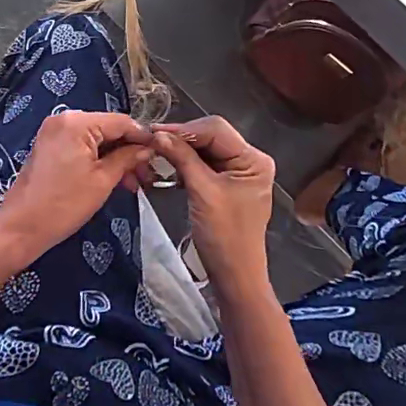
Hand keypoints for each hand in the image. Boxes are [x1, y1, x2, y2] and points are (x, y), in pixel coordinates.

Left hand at [0, 111, 154, 263]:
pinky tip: (115, 178)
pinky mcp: (51, 145)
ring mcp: (55, 131)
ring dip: (117, 157)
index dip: (144, 137)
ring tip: (134, 182)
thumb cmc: (63, 204)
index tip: (162, 153)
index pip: (122, 121)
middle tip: (148, 173)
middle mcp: (65, 118)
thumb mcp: (103, 180)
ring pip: (98, 138)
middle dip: (130, 150)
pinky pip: (83, 145)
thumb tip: (147, 149)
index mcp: (77, 122)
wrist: (20, 228)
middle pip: (110, 128)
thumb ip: (128, 158)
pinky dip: (99, 159)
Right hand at [152, 117, 275, 301]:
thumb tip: (158, 134)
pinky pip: (205, 165)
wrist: (234, 276)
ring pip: (206, 150)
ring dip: (182, 151)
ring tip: (156, 151)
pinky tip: (169, 166)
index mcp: (254, 159)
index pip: (216, 130)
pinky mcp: (228, 184)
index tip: (153, 132)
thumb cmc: (224, 236)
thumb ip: (182, 159)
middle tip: (151, 140)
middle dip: (182, 138)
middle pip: (212, 137)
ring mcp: (240, 172)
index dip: (184, 129)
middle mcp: (251, 159)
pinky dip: (187, 164)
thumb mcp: (202, 193)